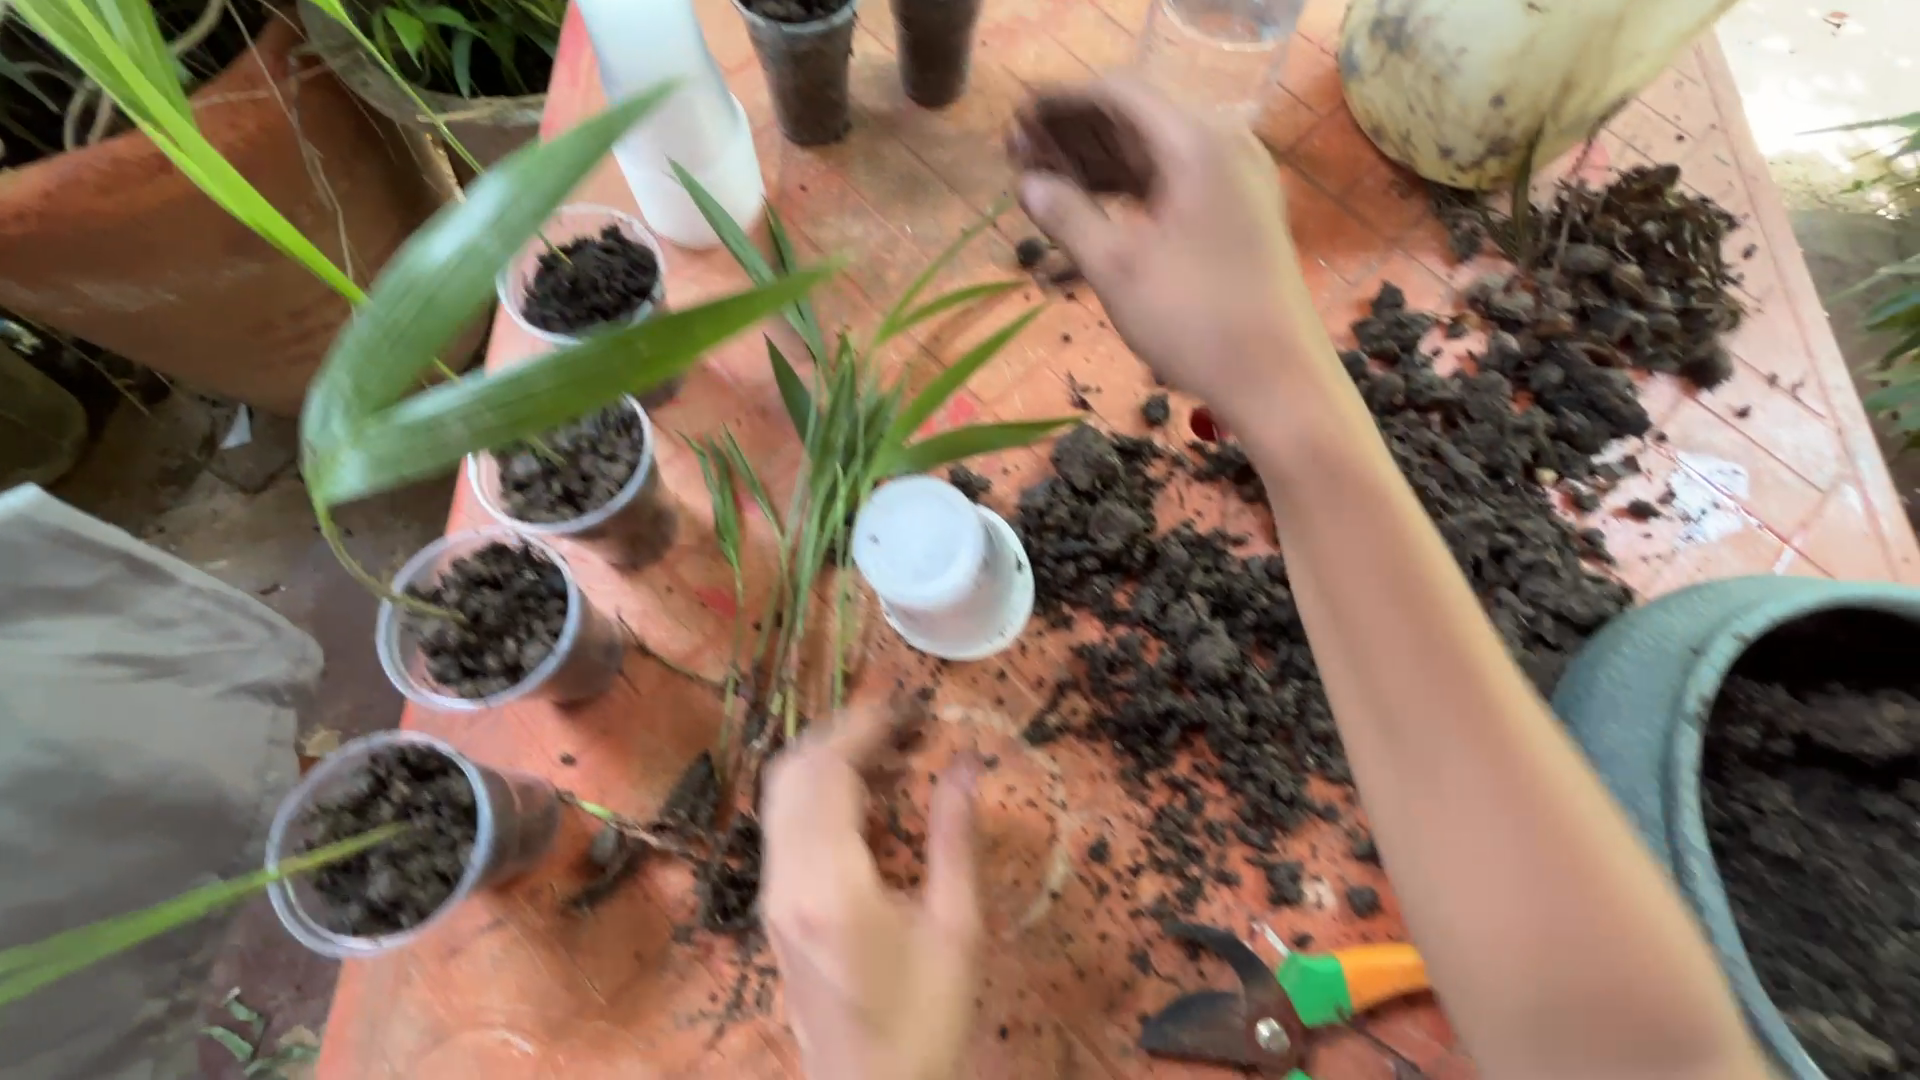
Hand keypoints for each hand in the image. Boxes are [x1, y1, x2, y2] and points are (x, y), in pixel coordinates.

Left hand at [759, 707, 981, 1079]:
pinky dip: (818, 788)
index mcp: (830, 883)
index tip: (905, 701)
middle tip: (901, 720)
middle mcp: (785, 879)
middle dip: (843, 731)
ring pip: (781, 792)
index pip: (829, 772)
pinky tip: (866, 793)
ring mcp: (771, 893)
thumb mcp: (956, 927)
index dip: (864, 725)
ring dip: (828, 755)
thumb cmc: (925, 1018)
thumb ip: (956, 836)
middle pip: (793, 771)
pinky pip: (785, 821)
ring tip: (890, 747)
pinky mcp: (774, 904)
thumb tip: (969, 761)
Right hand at [1011, 80, 1330, 427]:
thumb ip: (1068, 217)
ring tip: (1045, 183)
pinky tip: (1092, 211)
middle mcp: (1222, 148)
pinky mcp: (1236, 217)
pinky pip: (1172, 187)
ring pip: (1153, 157)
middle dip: (1075, 136)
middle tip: (1020, 153)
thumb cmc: (1193, 321)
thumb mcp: (1117, 270)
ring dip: (1098, 167)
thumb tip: (1028, 184)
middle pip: (1136, 122)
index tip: (1017, 121)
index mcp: (1197, 144)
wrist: (1275, 378)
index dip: (1061, 105)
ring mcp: (1234, 183)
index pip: (1118, 95)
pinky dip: (1129, 195)